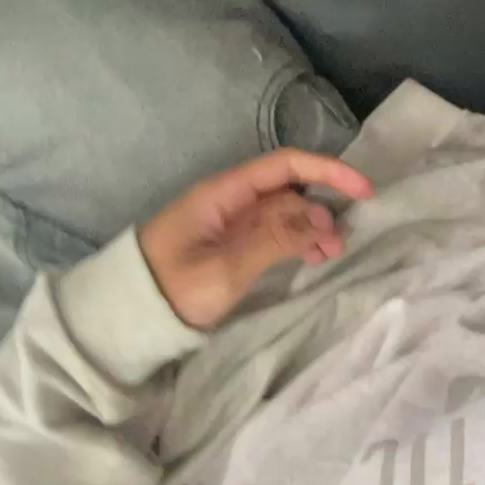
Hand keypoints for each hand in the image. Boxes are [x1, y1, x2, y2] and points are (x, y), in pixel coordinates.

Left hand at [138, 148, 373, 329]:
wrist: (121, 319)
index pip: (286, 165)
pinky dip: (297, 239)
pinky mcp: (230, 242)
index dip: (328, 170)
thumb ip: (275, 240)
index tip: (362, 189)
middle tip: (344, 238)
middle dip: (323, 204)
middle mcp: (231, 199)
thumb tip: (323, 218)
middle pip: (289, 187)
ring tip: (332, 253)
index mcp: (225, 192)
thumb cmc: (171, 291)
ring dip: (312, 226)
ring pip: (285, 211)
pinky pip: (273, 231)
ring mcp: (230, 221)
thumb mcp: (225, 269)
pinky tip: (312, 257)